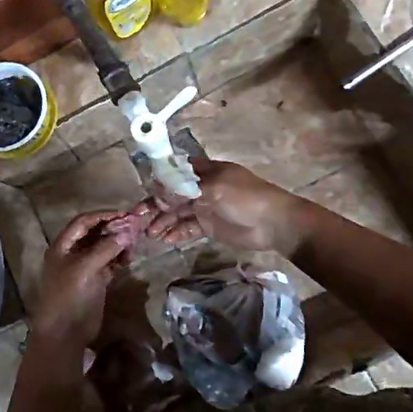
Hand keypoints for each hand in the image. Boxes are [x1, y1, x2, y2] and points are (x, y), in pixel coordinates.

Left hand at [31, 211, 127, 347]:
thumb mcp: (85, 268)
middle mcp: (73, 253)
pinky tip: (130, 256)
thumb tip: (127, 232)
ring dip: (118, 242)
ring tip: (135, 240)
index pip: (83, 222)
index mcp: (63, 247)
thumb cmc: (69, 296)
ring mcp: (85, 267)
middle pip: (94, 233)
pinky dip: (120, 257)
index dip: (102, 215)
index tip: (124, 213)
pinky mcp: (96, 280)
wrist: (65, 333)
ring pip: (104, 247)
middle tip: (135, 225)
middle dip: (113, 227)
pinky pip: (110, 262)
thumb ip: (106, 248)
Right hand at [146, 159, 310, 254]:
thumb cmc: (246, 198)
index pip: (177, 170)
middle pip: (174, 194)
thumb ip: (186, 190)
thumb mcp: (215, 188)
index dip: (160, 179)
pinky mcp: (210, 226)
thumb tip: (160, 193)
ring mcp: (206, 207)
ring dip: (163, 222)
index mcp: (207, 170)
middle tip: (138, 218)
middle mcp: (203, 187)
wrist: (274, 223)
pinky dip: (176, 233)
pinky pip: (188, 228)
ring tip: (149, 234)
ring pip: (178, 213)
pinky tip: (165, 240)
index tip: (144, 191)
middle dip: (156, 205)